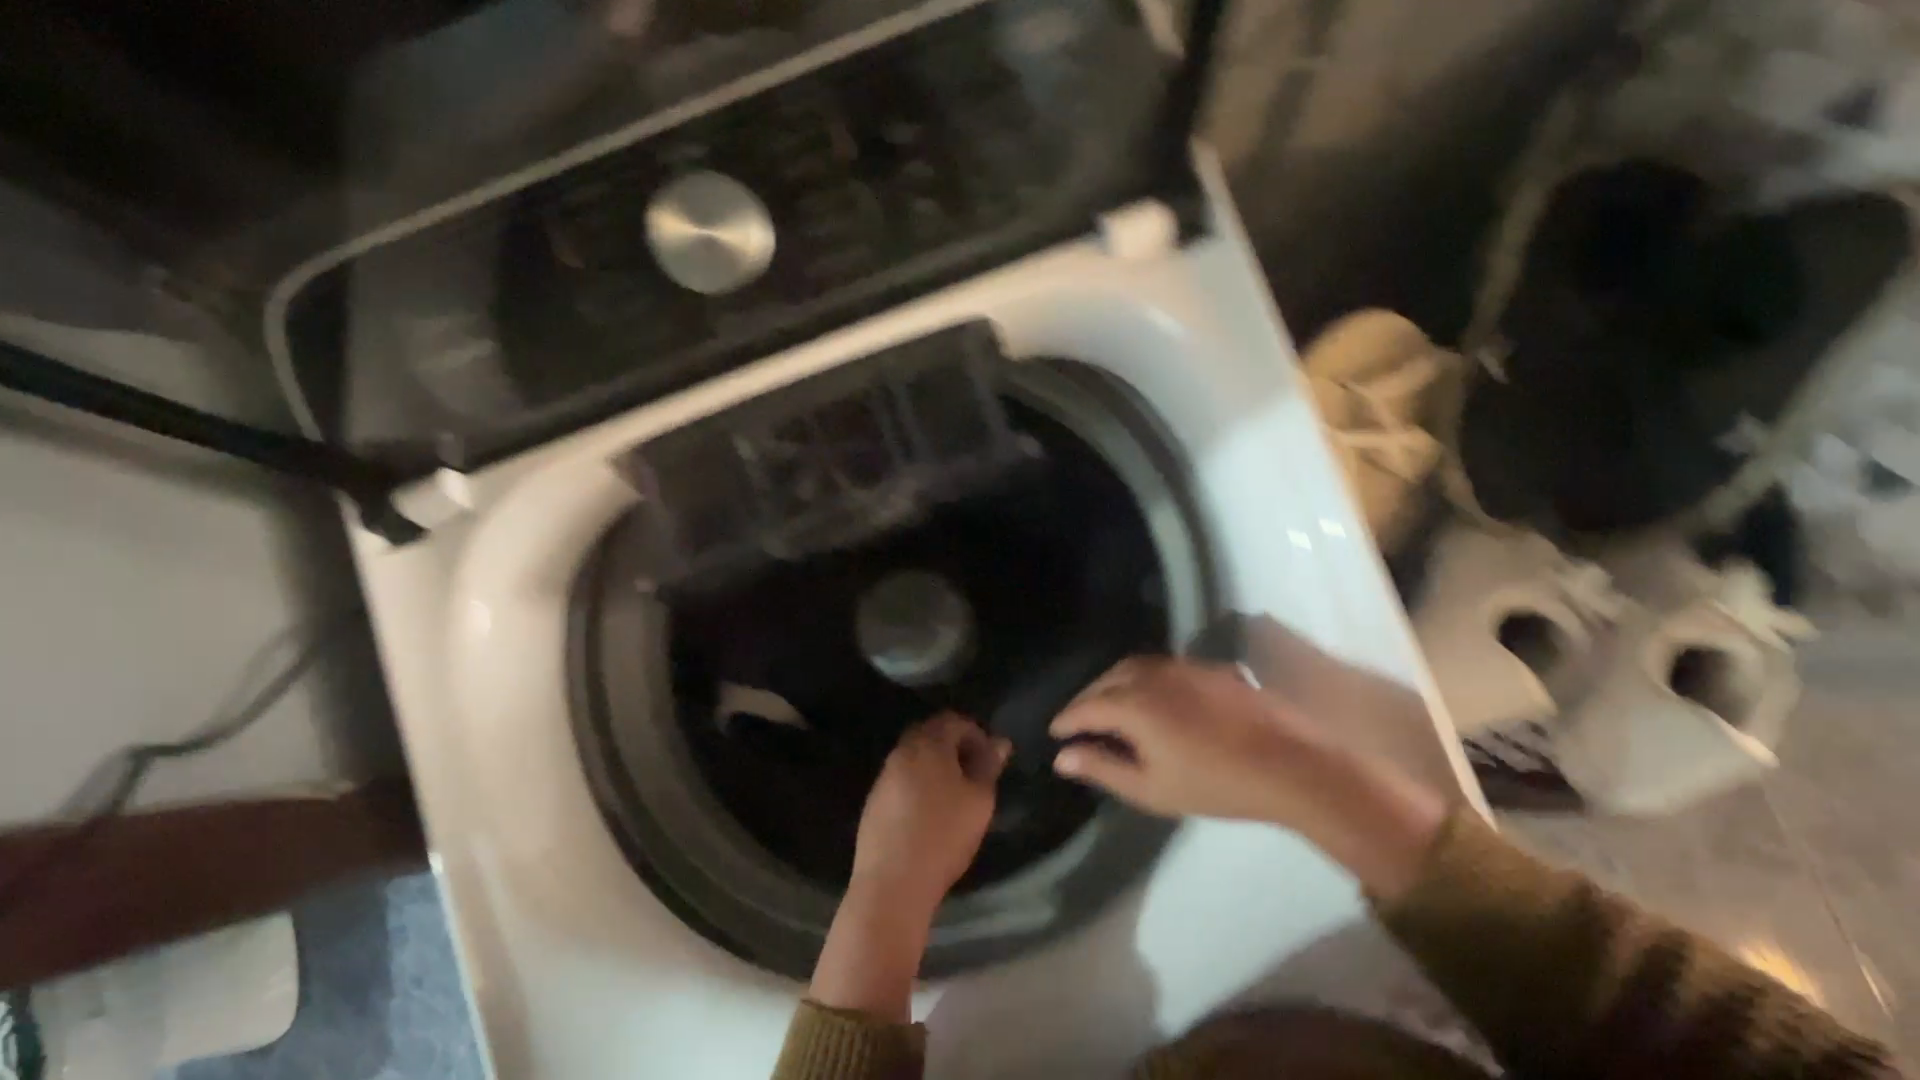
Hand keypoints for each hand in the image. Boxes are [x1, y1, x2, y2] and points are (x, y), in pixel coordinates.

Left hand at [851, 713, 1011, 912]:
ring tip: (954, 796)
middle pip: (929, 734)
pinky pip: (901, 780)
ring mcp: (883, 778)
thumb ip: (988, 767)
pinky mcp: (874, 802)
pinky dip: (918, 784)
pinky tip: (929, 813)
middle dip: (954, 746)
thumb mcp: (979, 801)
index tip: (990, 760)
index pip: (952, 720)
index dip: (975, 733)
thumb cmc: (944, 835)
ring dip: (935, 766)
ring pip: (913, 757)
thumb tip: (998, 742)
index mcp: (927, 745)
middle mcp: (900, 753)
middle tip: (974, 774)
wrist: (892, 882)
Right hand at [1050, 657, 1323, 822]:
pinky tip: (1155, 699)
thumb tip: (1063, 757)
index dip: (1067, 719)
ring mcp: (1186, 668)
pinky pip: (1165, 667)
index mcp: (1135, 704)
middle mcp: (1155, 675)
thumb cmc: (1215, 784)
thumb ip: (1103, 768)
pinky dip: (1146, 679)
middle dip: (1088, 696)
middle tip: (1078, 719)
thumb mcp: (1152, 788)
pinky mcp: (1213, 669)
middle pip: (1109, 678)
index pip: (1087, 706)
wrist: (1290, 765)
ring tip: (1111, 706)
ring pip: (1138, 666)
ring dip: (1116, 682)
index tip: (1055, 732)